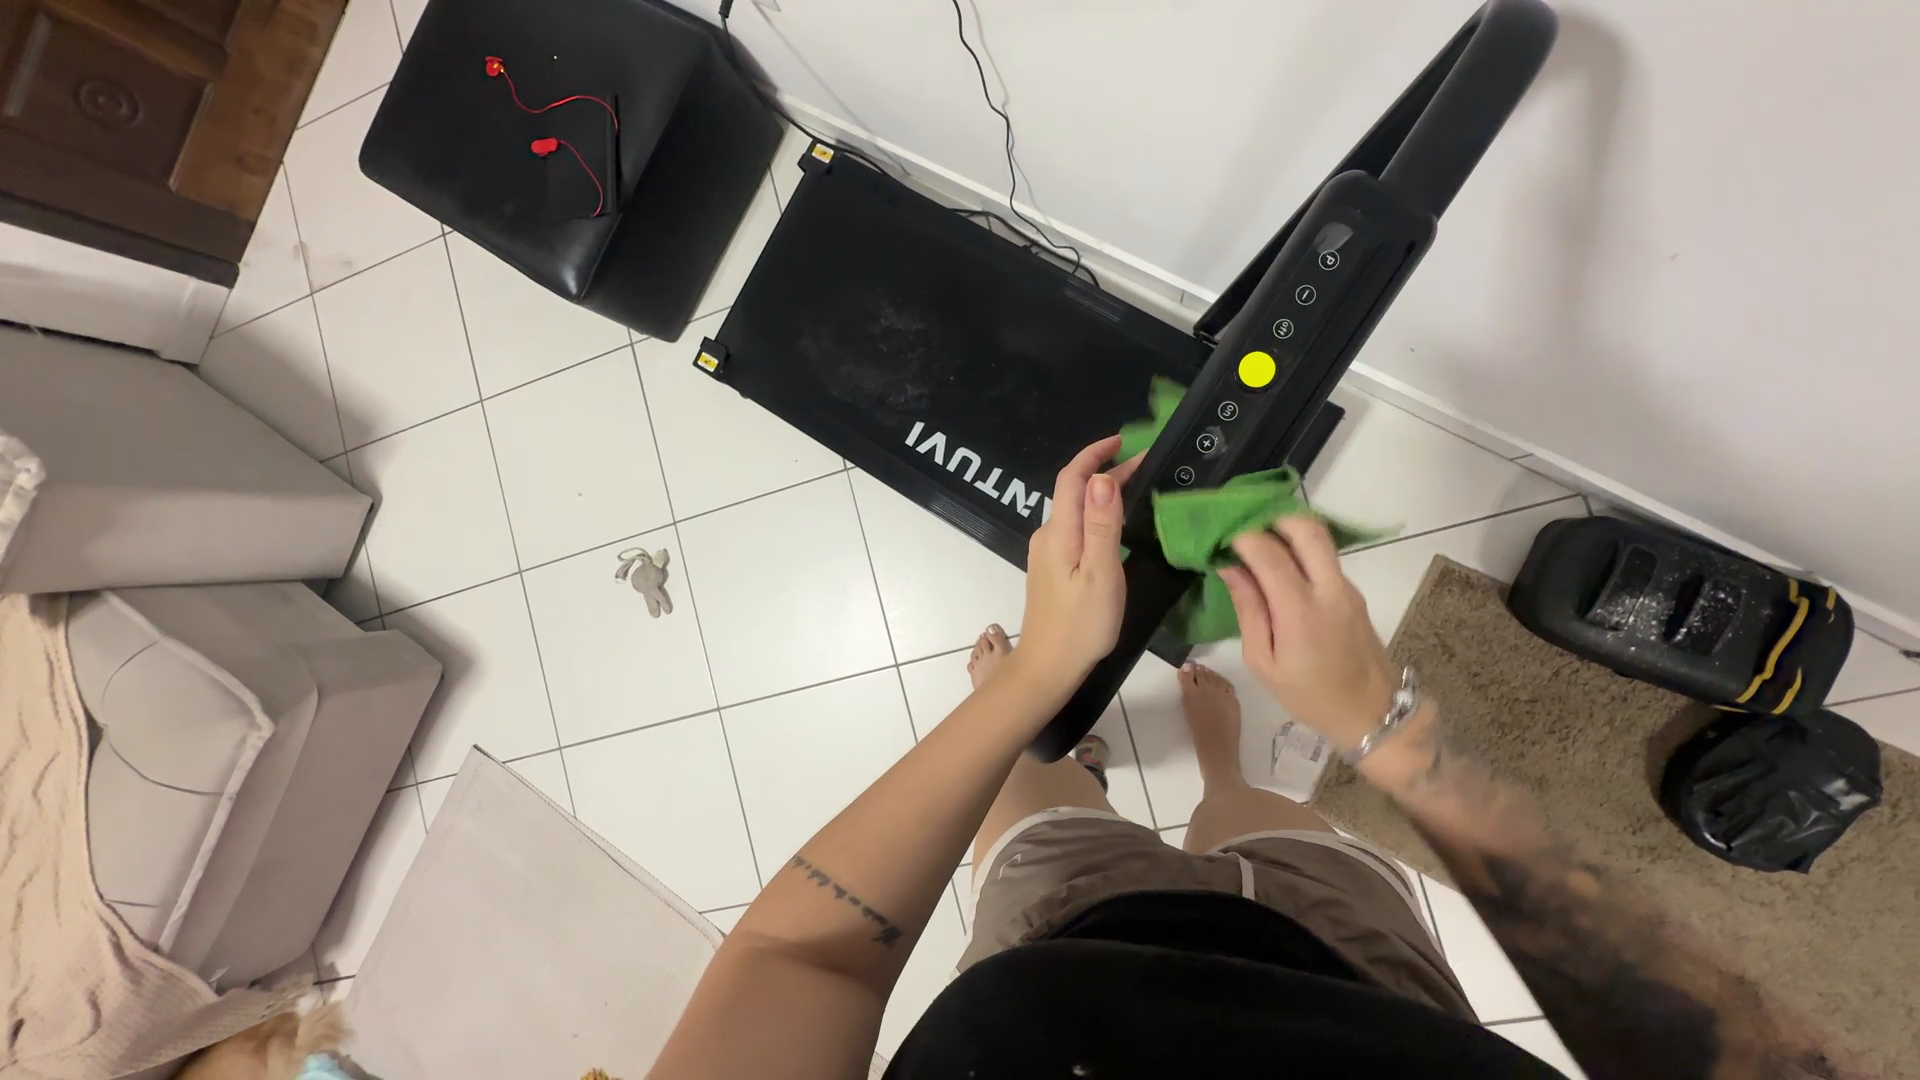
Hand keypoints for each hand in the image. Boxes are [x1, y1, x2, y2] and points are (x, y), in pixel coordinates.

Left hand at [1014, 435, 1139, 691]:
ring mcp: (1047, 553)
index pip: (1071, 478)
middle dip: (1106, 472)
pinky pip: (1074, 529)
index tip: (1122, 441)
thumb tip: (1104, 478)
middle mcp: (1048, 536)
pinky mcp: (1051, 569)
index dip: (1094, 454)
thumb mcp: (1100, 573)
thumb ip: (1102, 525)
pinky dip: (1097, 516)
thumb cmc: (1080, 624)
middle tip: (1146, 466)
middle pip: (1074, 492)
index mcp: (1059, 532)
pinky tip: (1117, 526)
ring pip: (1075, 511)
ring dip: (1102, 494)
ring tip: (1138, 489)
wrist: (1048, 667)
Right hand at [1218, 518, 1396, 750]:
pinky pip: (1324, 557)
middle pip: (1306, 529)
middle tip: (1244, 533)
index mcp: (1300, 612)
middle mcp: (1328, 590)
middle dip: (1272, 520)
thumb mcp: (1264, 662)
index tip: (1221, 542)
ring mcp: (1346, 588)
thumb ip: (1248, 611)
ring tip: (1257, 548)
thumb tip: (1230, 569)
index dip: (1242, 539)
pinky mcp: (1353, 592)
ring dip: (1286, 533)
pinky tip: (1279, 569)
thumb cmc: (1309, 695)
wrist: (1373, 713)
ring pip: (1318, 539)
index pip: (1268, 553)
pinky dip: (1299, 551)